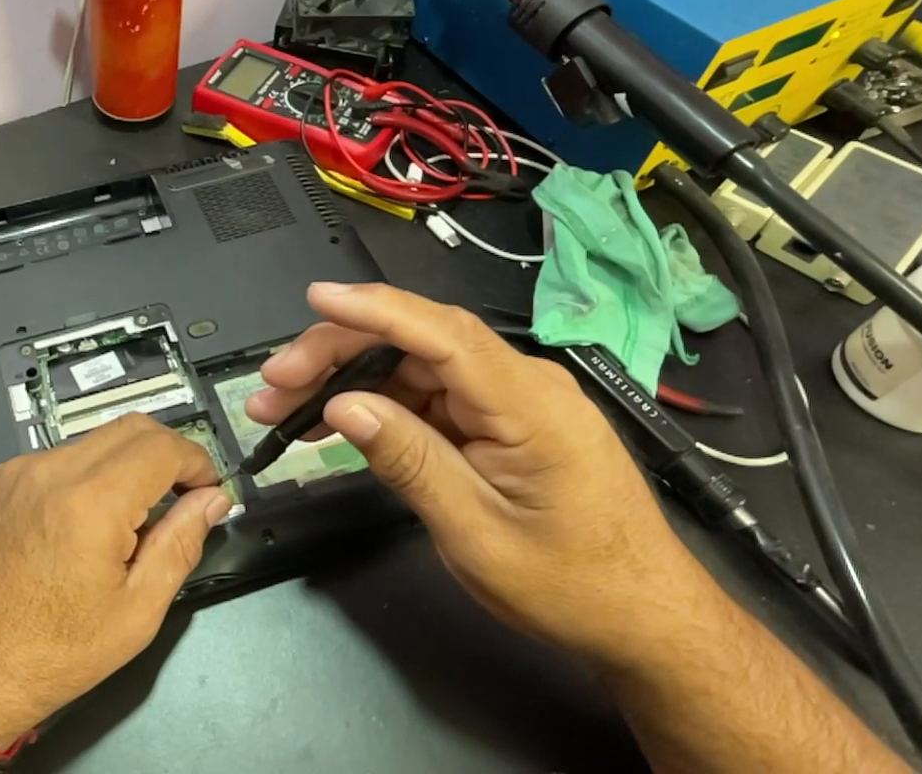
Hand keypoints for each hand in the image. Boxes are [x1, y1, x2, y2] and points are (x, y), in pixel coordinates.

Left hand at [0, 413, 231, 747]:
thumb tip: (212, 500)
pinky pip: (58, 457)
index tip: (208, 488)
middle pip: (130, 427)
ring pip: (93, 440)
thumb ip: (181, 543)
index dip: (196, 461)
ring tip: (130, 520)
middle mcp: (50, 471)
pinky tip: (84, 522)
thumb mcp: (137, 611)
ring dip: (126, 463)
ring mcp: (18, 470)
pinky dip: (86, 474)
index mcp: (89, 502)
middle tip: (181, 496)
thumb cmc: (53, 654)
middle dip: (167, 453)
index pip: (161, 447)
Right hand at [246, 282, 720, 664]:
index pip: (442, 335)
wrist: (648, 624)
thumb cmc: (571, 588)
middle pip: (417, 343)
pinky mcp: (500, 419)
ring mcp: (510, 400)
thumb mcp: (476, 534)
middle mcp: (521, 385)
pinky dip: (378, 404)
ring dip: (347, 381)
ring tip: (284, 408)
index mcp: (529, 406)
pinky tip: (333, 420)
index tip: (317, 298)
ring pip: (414, 367)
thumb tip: (342, 406)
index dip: (375, 309)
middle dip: (338, 353)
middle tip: (273, 385)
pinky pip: (429, 395)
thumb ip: (409, 461)